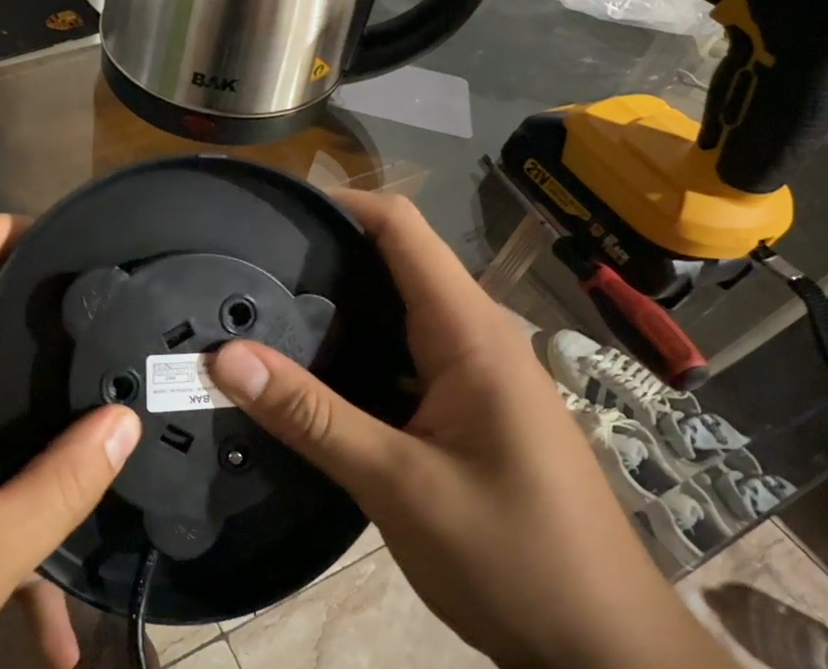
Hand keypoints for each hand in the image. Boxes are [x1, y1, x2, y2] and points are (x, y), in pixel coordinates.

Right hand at [207, 190, 733, 668]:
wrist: (604, 648)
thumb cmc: (515, 557)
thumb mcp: (399, 486)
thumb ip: (310, 416)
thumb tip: (223, 355)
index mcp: (470, 332)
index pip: (400, 227)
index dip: (335, 203)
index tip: (265, 211)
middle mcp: (474, 337)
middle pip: (390, 264)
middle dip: (317, 258)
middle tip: (238, 271)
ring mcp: (474, 376)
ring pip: (392, 316)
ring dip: (330, 312)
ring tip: (253, 315)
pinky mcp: (467, 411)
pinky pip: (399, 360)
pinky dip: (350, 357)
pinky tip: (302, 378)